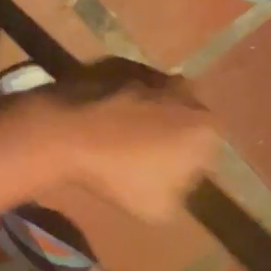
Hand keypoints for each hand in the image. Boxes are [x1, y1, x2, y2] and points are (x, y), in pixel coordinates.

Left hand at [39, 60, 219, 223]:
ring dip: (143, 113)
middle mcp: (185, 92)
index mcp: (206, 128)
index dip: (186, 167)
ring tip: (113, 135)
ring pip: (155, 98)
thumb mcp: (160, 210)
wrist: (62, 131)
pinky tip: (97, 116)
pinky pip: (124, 85)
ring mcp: (148, 72)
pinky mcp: (114, 61)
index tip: (162, 177)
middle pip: (184, 119)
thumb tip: (173, 182)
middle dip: (169, 133)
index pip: (207, 153)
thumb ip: (180, 195)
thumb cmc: (117, 174)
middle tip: (139, 155)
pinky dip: (116, 97)